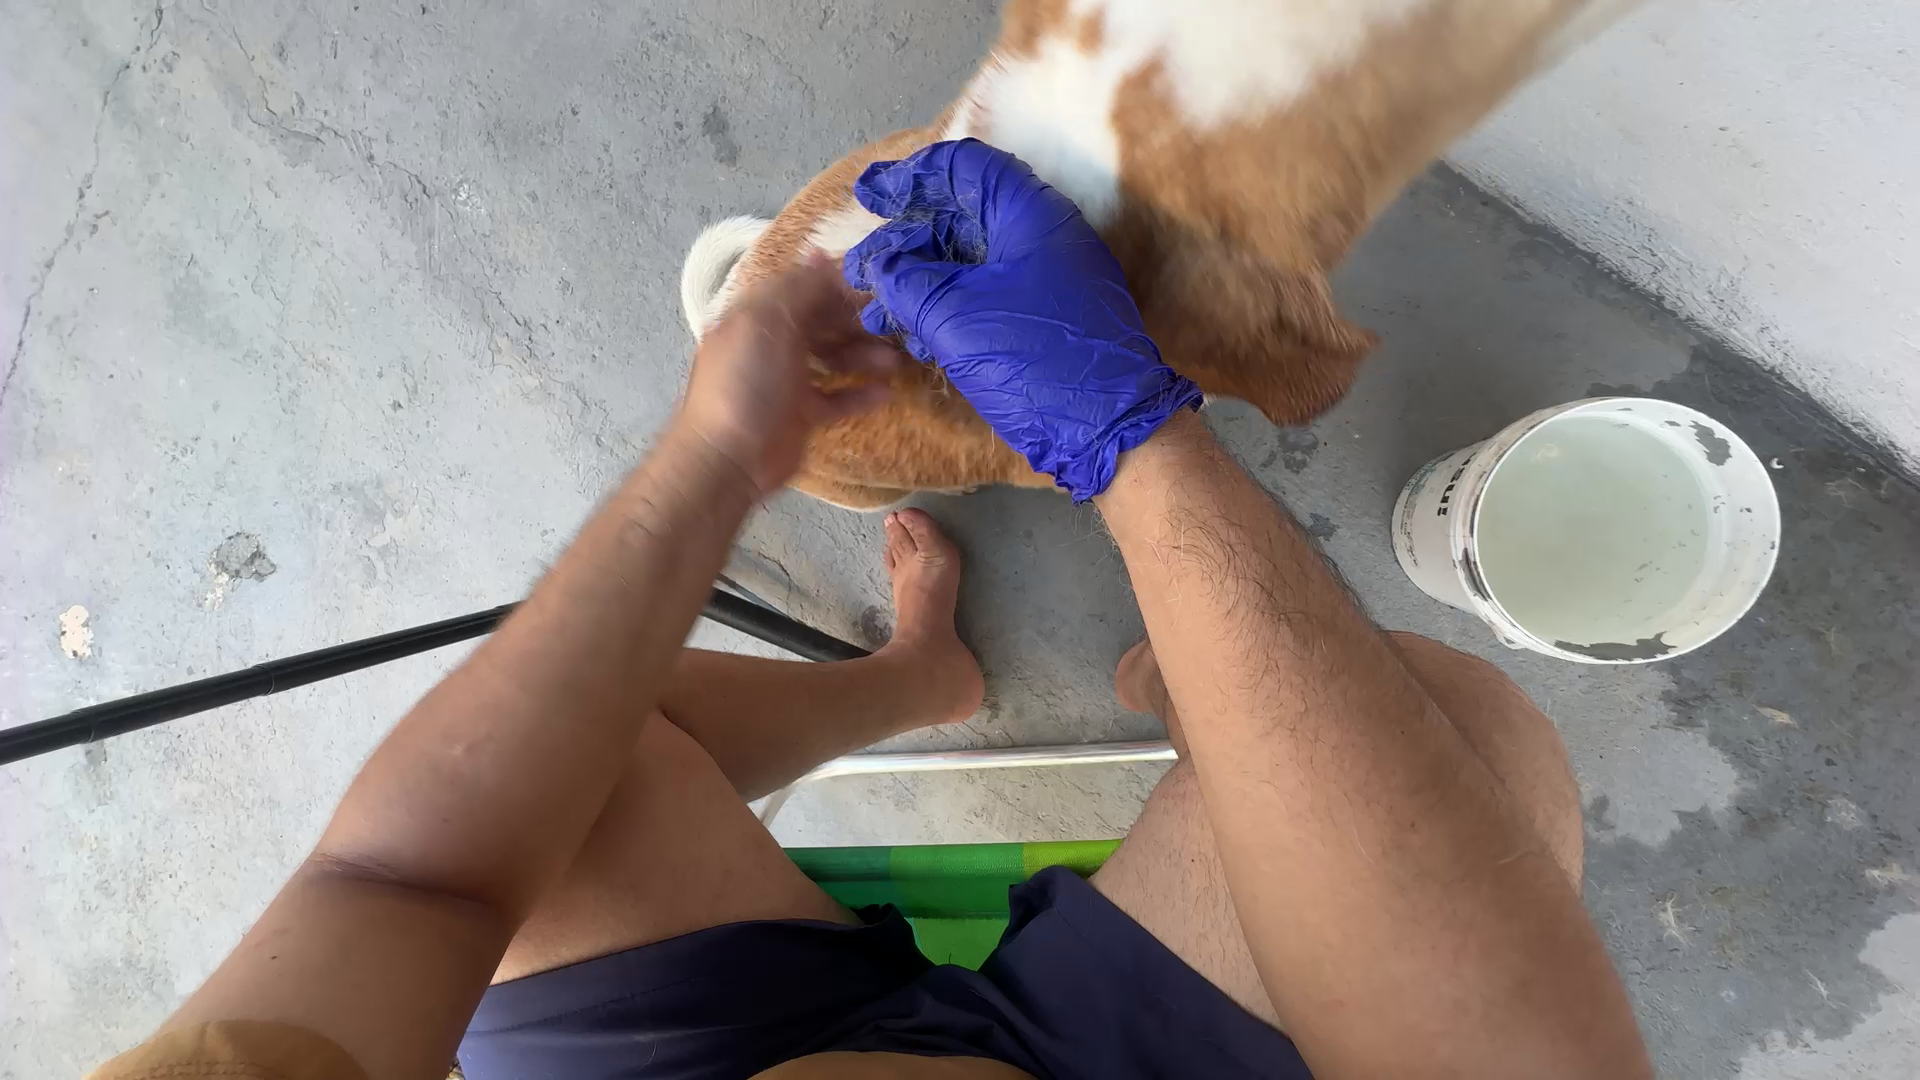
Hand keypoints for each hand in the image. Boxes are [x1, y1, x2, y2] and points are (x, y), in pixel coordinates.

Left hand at [678, 253, 903, 496]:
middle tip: (894, 326)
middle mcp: (774, 343)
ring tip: (896, 363)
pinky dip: (860, 393)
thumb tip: (821, 253)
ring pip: (834, 358)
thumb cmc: (744, 385)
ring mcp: (788, 380)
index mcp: (760, 315)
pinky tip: (885, 394)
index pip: (804, 287)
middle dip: (858, 322)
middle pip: (824, 322)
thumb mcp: (767, 324)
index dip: (840, 283)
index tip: (878, 285)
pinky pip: (837, 397)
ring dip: (865, 356)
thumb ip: (797, 289)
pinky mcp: (803, 414)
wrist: (728, 459)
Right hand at [843, 139, 1200, 501]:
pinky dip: (945, 315)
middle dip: (904, 247)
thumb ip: (908, 283)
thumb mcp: (956, 317)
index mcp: (1029, 214)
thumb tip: (882, 270)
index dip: (909, 179)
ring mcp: (1043, 283)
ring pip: (968, 269)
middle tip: (861, 272)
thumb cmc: (1034, 359)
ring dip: (917, 288)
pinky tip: (911, 339)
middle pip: (960, 221)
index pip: (963, 170)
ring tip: (875, 317)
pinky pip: (983, 303)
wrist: (1104, 427)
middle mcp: (1040, 239)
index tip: (869, 198)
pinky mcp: (1040, 323)